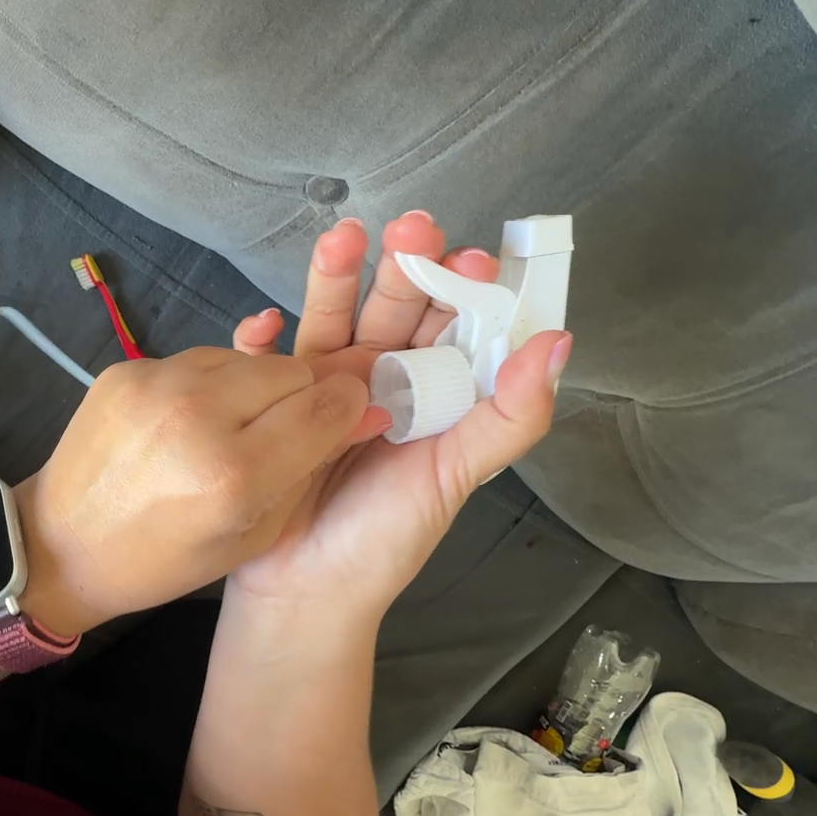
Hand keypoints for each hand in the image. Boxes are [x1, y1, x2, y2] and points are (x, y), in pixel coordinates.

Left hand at [16, 347, 386, 634]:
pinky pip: (199, 359)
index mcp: (230, 474)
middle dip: (299, 396)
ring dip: (254, 387)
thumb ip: (308, 469)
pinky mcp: (126, 367)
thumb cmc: (162, 560)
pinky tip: (188, 419)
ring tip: (229, 426)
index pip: (325, 408)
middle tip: (280, 428)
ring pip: (246, 357)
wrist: (62, 542)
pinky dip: (208, 384)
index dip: (345, 408)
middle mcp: (196, 415)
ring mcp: (155, 383)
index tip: (345, 414)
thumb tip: (364, 410)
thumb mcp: (250, 536)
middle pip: (291, 371)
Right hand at [226, 212, 570, 615]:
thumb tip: (558, 340)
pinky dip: (258, 341)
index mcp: (429, 395)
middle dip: (402, 268)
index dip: (464, 290)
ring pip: (327, 321)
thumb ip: (509, 417)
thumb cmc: (385, 535)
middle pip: (389, 311)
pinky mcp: (271, 404)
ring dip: (332, 280)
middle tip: (412, 228)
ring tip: (341, 238)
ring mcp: (319, 389)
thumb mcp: (456, 477)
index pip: (451, 327)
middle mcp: (376, 382)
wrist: (307, 586)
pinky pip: (263, 364)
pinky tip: (264, 325)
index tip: (472, 262)